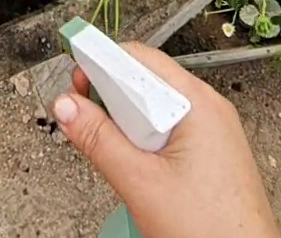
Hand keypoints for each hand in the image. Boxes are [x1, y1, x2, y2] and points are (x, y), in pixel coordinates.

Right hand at [51, 43, 278, 237]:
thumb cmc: (211, 232)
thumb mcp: (141, 183)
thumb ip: (98, 140)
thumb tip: (67, 107)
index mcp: (197, 103)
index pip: (138, 59)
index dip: (100, 64)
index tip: (74, 80)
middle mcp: (208, 109)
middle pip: (146, 80)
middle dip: (109, 95)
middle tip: (82, 116)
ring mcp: (213, 131)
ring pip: (155, 106)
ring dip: (126, 119)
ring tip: (111, 147)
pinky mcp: (212, 153)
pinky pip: (169, 128)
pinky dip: (144, 137)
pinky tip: (135, 161)